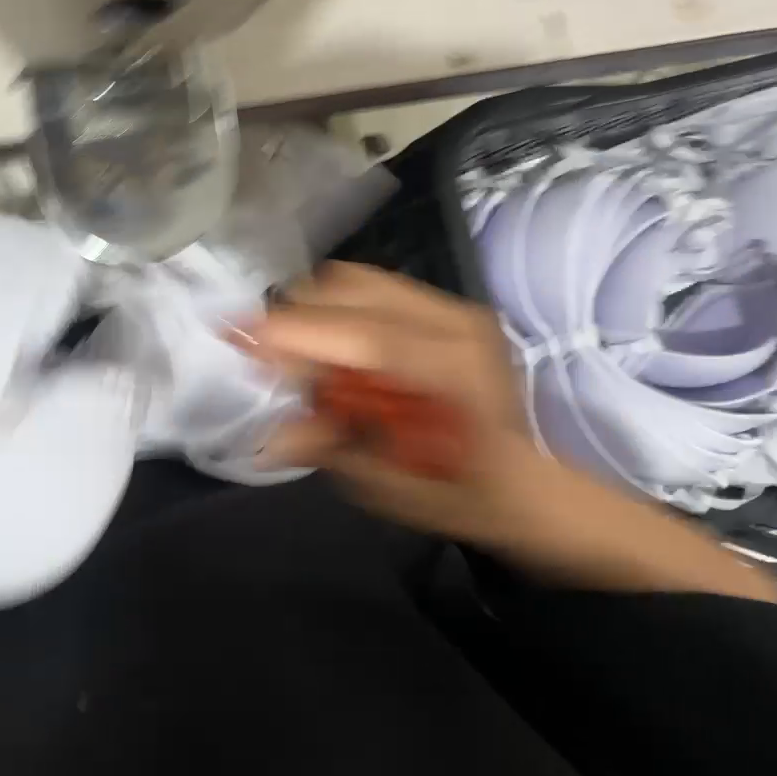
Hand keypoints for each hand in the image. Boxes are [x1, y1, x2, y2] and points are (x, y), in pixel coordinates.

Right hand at [238, 262, 547, 543]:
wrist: (538, 482)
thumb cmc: (470, 495)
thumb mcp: (396, 489)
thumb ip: (335, 449)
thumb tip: (270, 435)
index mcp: (452, 373)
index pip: (362, 336)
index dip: (293, 333)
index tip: (237, 336)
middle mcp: (455, 323)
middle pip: (349, 289)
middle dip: (293, 317)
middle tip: (264, 358)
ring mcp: (453, 307)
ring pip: (355, 279)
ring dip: (311, 308)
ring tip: (295, 351)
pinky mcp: (446, 306)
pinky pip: (370, 287)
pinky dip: (334, 308)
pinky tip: (329, 344)